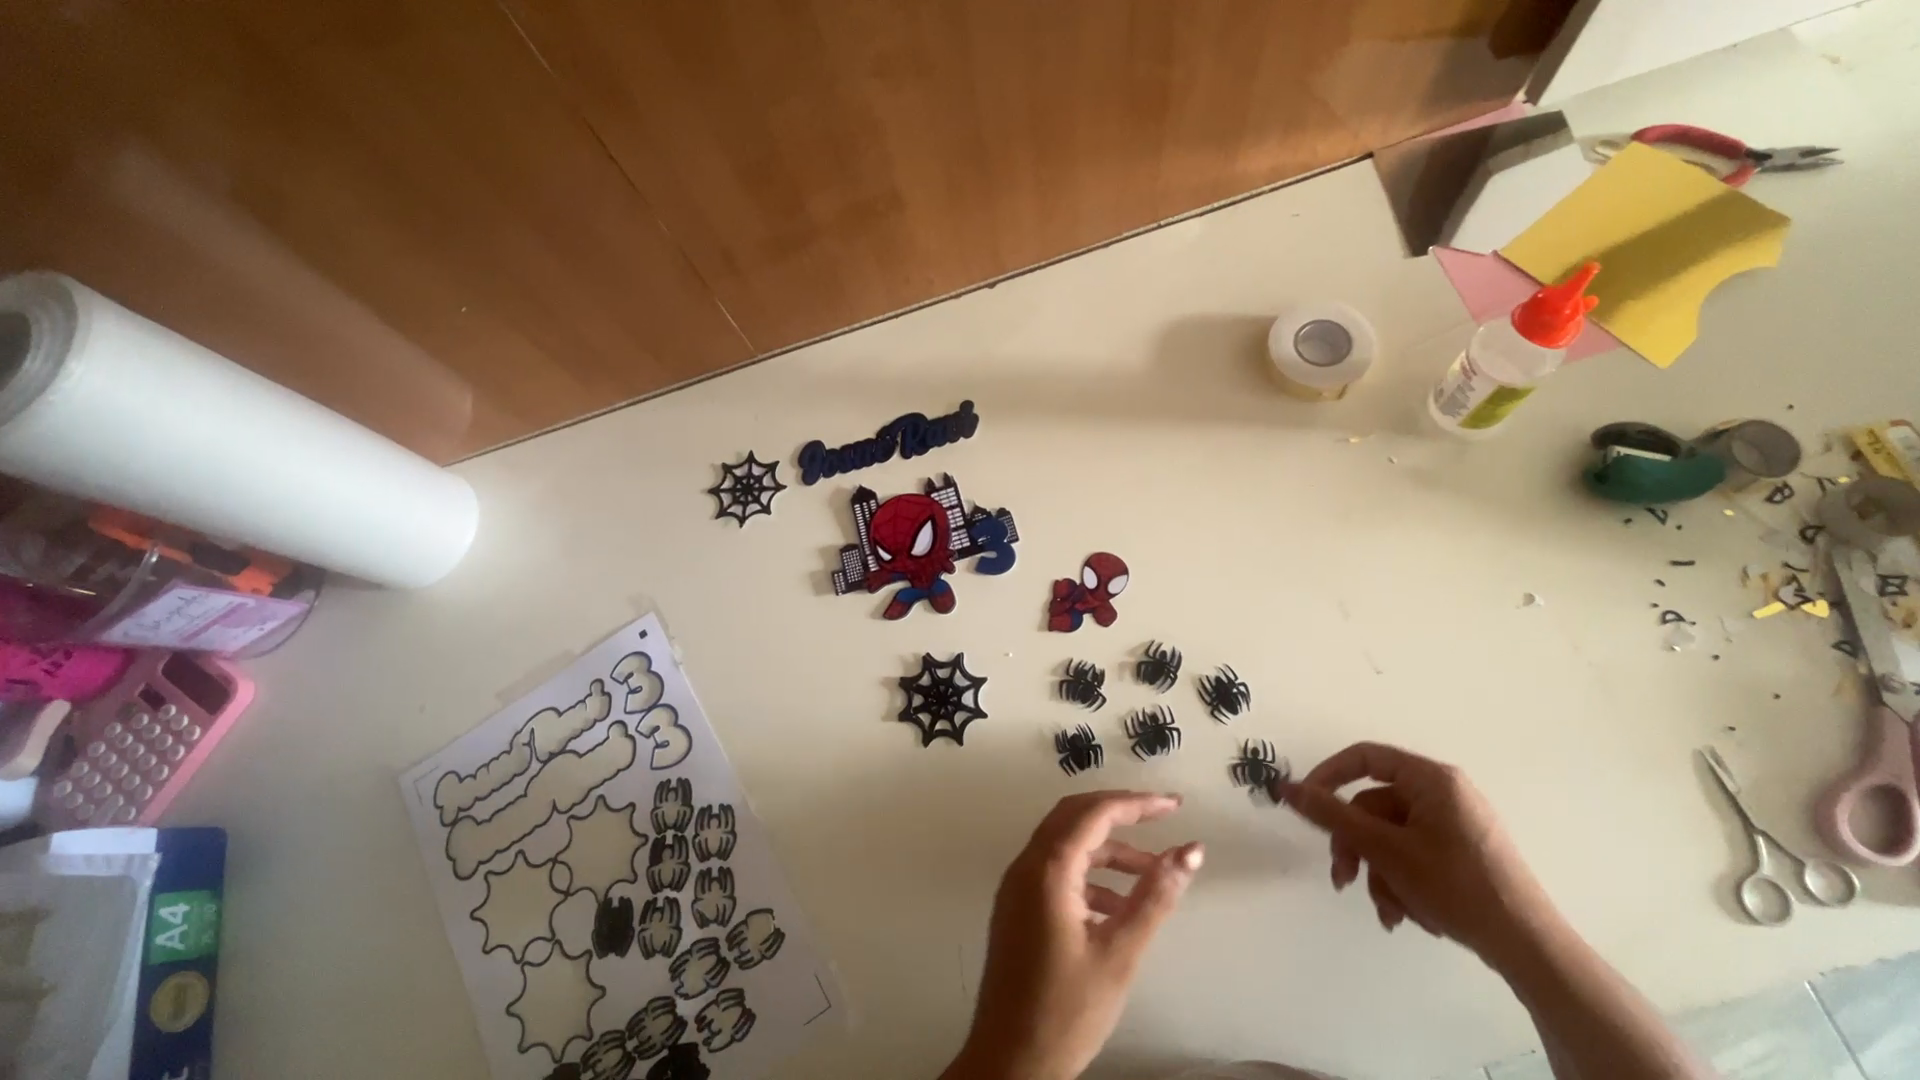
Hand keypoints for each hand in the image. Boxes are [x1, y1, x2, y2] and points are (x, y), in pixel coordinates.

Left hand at [944, 792, 1202, 1079]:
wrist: (1009, 1061)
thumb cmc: (1067, 1010)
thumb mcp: (1121, 952)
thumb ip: (1155, 895)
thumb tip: (1190, 851)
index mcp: (1047, 871)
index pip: (1093, 813)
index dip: (1136, 803)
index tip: (1174, 806)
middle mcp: (1025, 868)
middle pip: (1073, 817)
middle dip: (1119, 813)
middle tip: (1163, 817)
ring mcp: (1016, 888)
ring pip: (1065, 844)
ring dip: (1107, 849)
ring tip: (1151, 872)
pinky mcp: (1017, 909)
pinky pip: (1055, 871)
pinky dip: (1089, 874)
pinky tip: (1118, 906)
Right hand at [1278, 742, 1560, 967]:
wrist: (1525, 943)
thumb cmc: (1454, 884)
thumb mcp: (1384, 849)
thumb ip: (1331, 815)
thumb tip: (1287, 787)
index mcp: (1431, 779)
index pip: (1364, 758)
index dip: (1328, 777)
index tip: (1305, 806)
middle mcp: (1444, 793)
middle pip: (1374, 807)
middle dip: (1356, 848)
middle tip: (1344, 879)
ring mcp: (1456, 824)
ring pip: (1390, 838)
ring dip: (1379, 873)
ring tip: (1387, 911)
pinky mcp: (1462, 852)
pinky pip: (1413, 855)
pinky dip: (1402, 881)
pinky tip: (1406, 914)